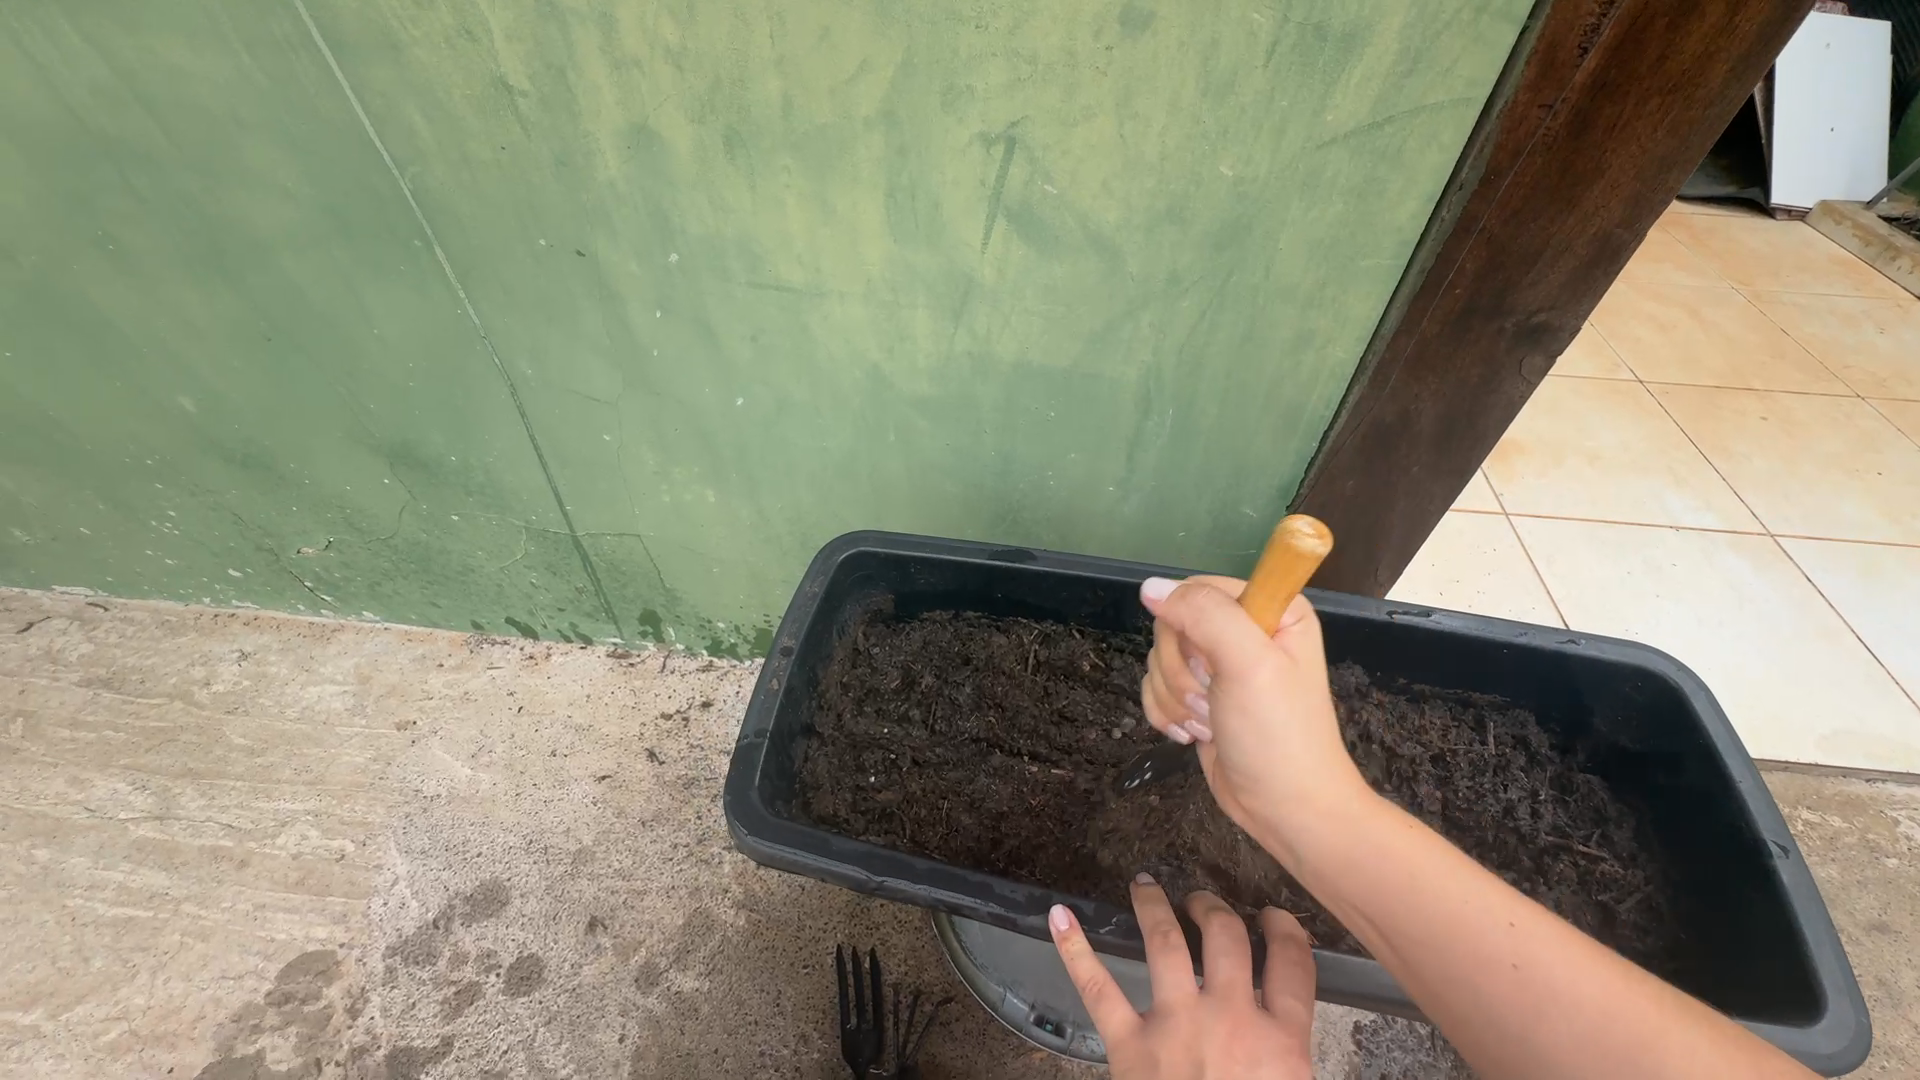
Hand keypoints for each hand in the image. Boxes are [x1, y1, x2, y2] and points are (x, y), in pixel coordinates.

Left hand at [1048, 877, 1314, 1078]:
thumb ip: (1291, 1066)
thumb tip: (1289, 1050)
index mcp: (1283, 1045)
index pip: (1292, 966)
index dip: (1285, 930)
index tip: (1272, 916)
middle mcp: (1230, 1018)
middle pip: (1227, 937)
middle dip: (1214, 908)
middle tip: (1203, 901)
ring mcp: (1176, 1025)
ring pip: (1166, 942)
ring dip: (1155, 906)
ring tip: (1146, 884)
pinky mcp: (1128, 1045)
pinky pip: (1097, 988)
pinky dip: (1074, 949)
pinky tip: (1058, 914)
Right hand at [1137, 577, 1366, 849]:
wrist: (1284, 809)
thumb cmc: (1278, 735)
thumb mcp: (1248, 664)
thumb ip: (1203, 614)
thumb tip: (1149, 587)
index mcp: (1270, 608)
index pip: (1198, 589)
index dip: (1190, 624)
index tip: (1211, 660)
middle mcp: (1244, 629)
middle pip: (1171, 624)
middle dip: (1181, 670)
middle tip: (1211, 699)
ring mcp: (1218, 665)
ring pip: (1158, 658)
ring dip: (1175, 697)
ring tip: (1210, 723)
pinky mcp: (1197, 695)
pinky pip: (1153, 686)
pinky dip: (1166, 712)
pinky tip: (1193, 734)